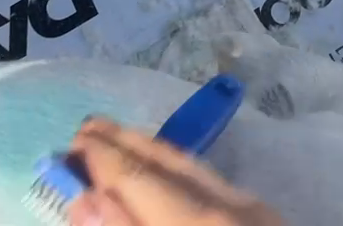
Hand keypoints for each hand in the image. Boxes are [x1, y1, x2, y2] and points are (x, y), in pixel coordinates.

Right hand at [63, 118, 283, 225]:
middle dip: (126, 143)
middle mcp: (234, 204)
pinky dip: (182, 172)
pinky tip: (169, 174)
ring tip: (118, 139)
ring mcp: (258, 209)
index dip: (103, 158)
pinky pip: (216, 184)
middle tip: (86, 126)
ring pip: (196, 170)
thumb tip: (86, 200)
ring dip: (153, 153)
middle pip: (171, 164)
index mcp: (202, 221)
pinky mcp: (269, 219)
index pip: (140, 178)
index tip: (73, 140)